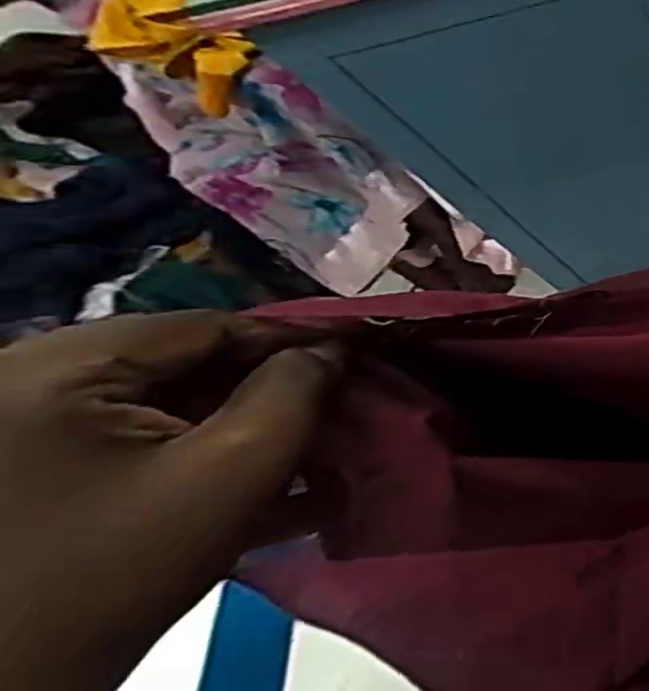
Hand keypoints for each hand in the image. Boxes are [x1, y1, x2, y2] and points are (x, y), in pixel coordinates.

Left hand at [0, 312, 342, 690]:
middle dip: (271, 383)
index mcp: (50, 372)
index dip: (298, 336)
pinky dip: (193, 451)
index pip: (212, 326)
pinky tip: (252, 477)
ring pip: (161, 402)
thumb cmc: (110, 572)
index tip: (363, 354)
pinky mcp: (17, 482)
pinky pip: (125, 442)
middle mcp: (15, 389)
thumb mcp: (233, 469)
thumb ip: (297, 389)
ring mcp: (8, 439)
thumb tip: (329, 350)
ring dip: (241, 420)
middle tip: (339, 401)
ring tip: (309, 442)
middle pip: (185, 362)